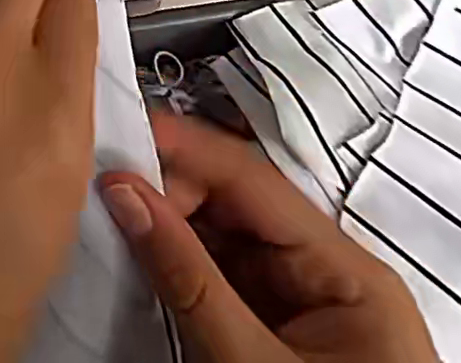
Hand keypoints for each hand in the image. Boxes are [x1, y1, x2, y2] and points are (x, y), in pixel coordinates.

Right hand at [100, 112, 437, 362]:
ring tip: (117, 209)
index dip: (187, 149)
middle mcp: (327, 273)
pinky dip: (180, 259)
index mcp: (348, 273)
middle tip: (112, 188)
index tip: (125, 133)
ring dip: (171, 220)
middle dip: (173, 188)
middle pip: (238, 202)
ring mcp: (301, 302)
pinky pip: (221, 272)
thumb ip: (187, 278)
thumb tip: (125, 193)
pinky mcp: (277, 328)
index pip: (255, 180)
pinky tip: (143, 249)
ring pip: (224, 235)